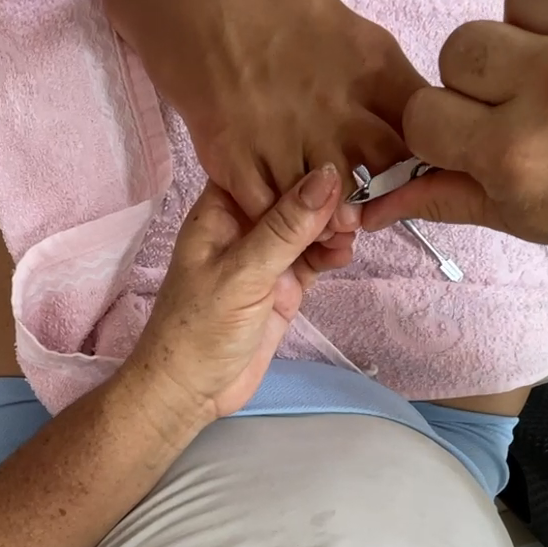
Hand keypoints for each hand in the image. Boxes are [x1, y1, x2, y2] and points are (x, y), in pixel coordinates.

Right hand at [93, 0, 420, 231]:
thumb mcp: (331, 17)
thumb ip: (355, 70)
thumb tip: (371, 110)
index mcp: (368, 61)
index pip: (418, 130)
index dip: (418, 162)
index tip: (405, 178)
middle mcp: (333, 103)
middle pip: (378, 176)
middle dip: (375, 203)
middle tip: (360, 215)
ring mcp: (280, 132)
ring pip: (322, 205)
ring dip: (323, 224)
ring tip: (315, 229)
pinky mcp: (228, 152)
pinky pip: (265, 210)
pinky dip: (273, 224)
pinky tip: (271, 221)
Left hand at [126, 165, 347, 419]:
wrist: (190, 391)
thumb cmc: (199, 329)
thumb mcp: (242, 273)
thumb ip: (285, 228)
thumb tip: (329, 175)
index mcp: (220, 211)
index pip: (263, 165)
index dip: (301, 156)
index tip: (343, 155)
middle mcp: (244, 227)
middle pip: (293, 195)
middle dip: (326, 195)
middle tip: (357, 205)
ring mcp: (265, 258)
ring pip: (309, 227)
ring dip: (332, 226)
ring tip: (353, 231)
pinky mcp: (283, 286)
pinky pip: (314, 259)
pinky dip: (330, 254)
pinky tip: (345, 254)